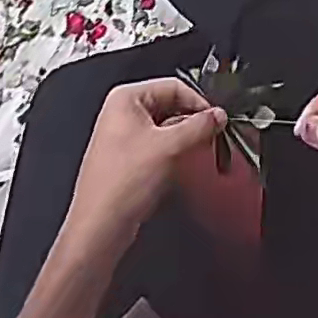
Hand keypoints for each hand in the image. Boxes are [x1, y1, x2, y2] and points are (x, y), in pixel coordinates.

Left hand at [69, 79, 226, 238]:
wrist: (99, 231)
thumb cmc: (119, 186)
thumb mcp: (169, 147)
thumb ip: (199, 126)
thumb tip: (218, 115)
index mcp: (126, 99)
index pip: (174, 87)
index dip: (198, 102)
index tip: (215, 117)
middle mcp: (122, 114)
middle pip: (171, 105)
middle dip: (192, 121)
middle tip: (211, 133)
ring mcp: (124, 136)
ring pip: (167, 126)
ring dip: (185, 137)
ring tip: (200, 149)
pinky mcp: (129, 157)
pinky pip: (159, 144)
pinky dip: (175, 150)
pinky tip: (183, 163)